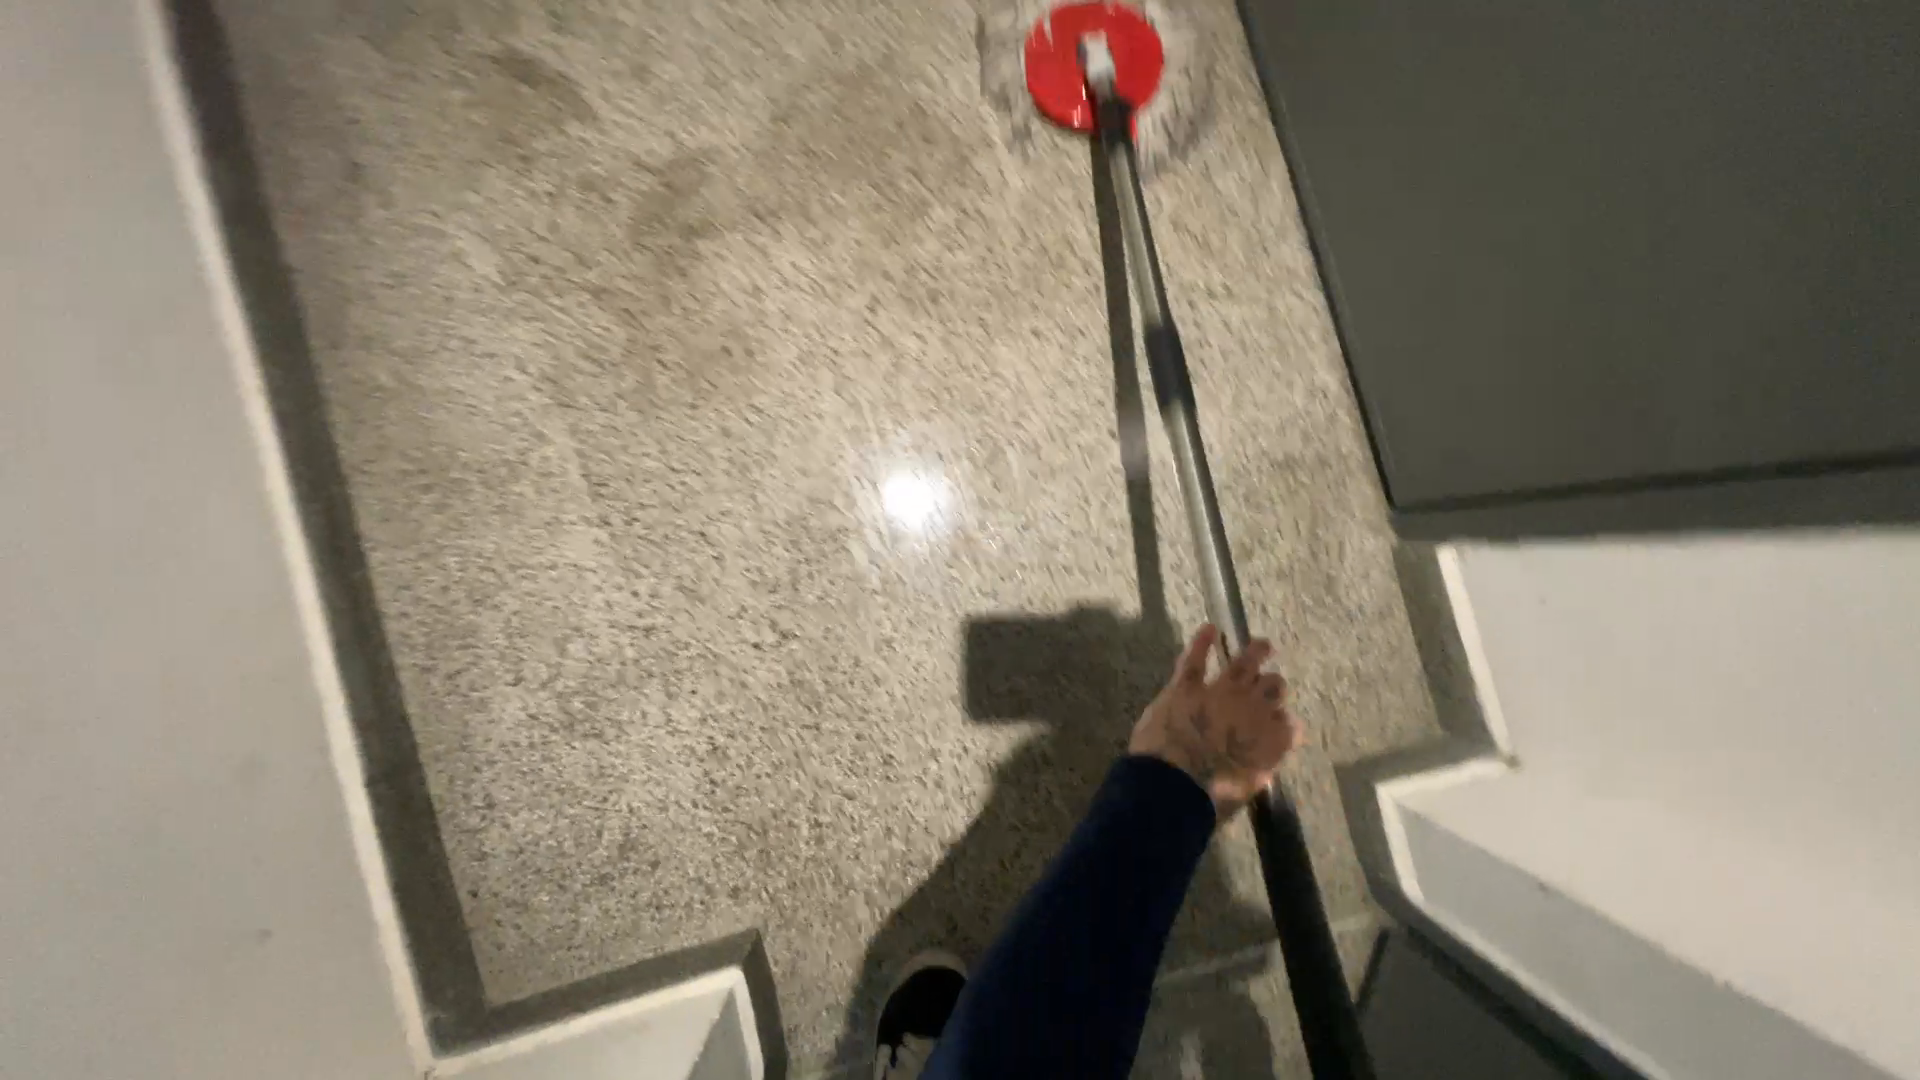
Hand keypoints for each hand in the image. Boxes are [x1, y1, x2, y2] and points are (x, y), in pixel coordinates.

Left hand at [1128, 624, 1302, 819]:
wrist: (1176, 780)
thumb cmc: (1211, 794)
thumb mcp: (1245, 789)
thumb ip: (1257, 772)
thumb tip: (1263, 769)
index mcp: (1269, 741)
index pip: (1288, 726)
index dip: (1285, 722)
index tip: (1282, 722)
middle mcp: (1252, 711)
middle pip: (1272, 688)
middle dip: (1274, 685)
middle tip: (1274, 681)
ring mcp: (1220, 693)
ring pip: (1243, 664)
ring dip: (1254, 652)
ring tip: (1263, 644)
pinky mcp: (1187, 686)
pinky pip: (1196, 658)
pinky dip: (1202, 641)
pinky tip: (1209, 627)